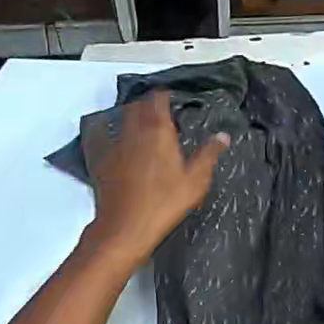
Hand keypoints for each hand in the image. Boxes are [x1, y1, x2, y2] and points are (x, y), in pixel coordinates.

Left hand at [81, 90, 227, 267]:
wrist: (127, 226)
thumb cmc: (165, 202)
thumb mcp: (196, 180)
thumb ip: (209, 154)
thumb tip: (223, 135)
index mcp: (158, 131)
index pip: (158, 100)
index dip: (166, 96)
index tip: (173, 100)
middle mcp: (134, 132)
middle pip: (137, 106)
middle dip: (148, 104)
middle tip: (160, 112)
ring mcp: (115, 145)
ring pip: (120, 119)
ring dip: (131, 116)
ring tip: (142, 124)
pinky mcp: (101, 160)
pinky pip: (102, 137)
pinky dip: (108, 132)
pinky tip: (113, 138)